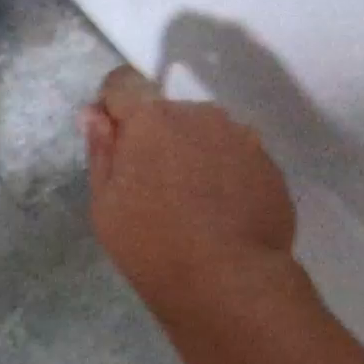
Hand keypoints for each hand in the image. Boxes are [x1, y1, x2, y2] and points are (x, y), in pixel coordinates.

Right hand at [81, 66, 295, 307]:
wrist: (227, 280)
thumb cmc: (151, 247)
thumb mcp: (106, 207)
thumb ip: (101, 153)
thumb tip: (94, 114)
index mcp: (151, 119)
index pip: (123, 83)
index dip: (113, 107)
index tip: (114, 142)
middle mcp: (200, 114)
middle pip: (169, 115)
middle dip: (158, 143)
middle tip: (153, 197)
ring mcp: (241, 137)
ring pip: (206, 137)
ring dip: (194, 160)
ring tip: (192, 214)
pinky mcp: (268, 165)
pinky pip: (236, 162)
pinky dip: (225, 181)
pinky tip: (221, 221)